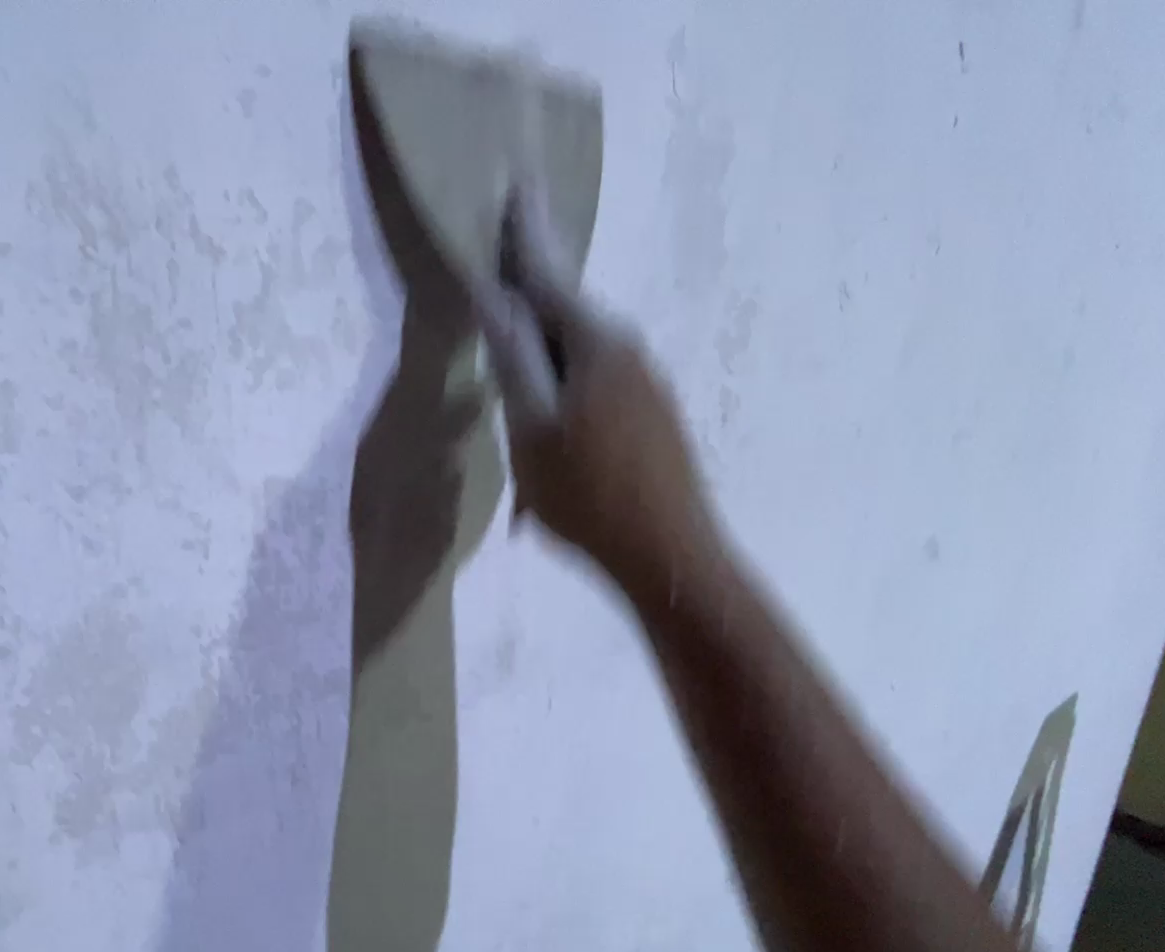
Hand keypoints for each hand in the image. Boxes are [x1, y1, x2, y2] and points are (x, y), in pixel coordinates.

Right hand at [470, 190, 721, 586]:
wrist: (668, 556)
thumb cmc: (587, 494)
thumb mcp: (532, 427)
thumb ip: (514, 358)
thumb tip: (495, 295)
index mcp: (597, 344)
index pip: (549, 274)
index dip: (526, 233)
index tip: (518, 182)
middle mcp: (630, 350)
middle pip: (568, 308)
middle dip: (534, 282)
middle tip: (507, 253)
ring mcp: (648, 384)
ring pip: (584, 347)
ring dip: (548, 342)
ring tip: (517, 346)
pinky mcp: (654, 416)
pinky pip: (599, 377)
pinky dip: (567, 377)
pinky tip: (553, 411)